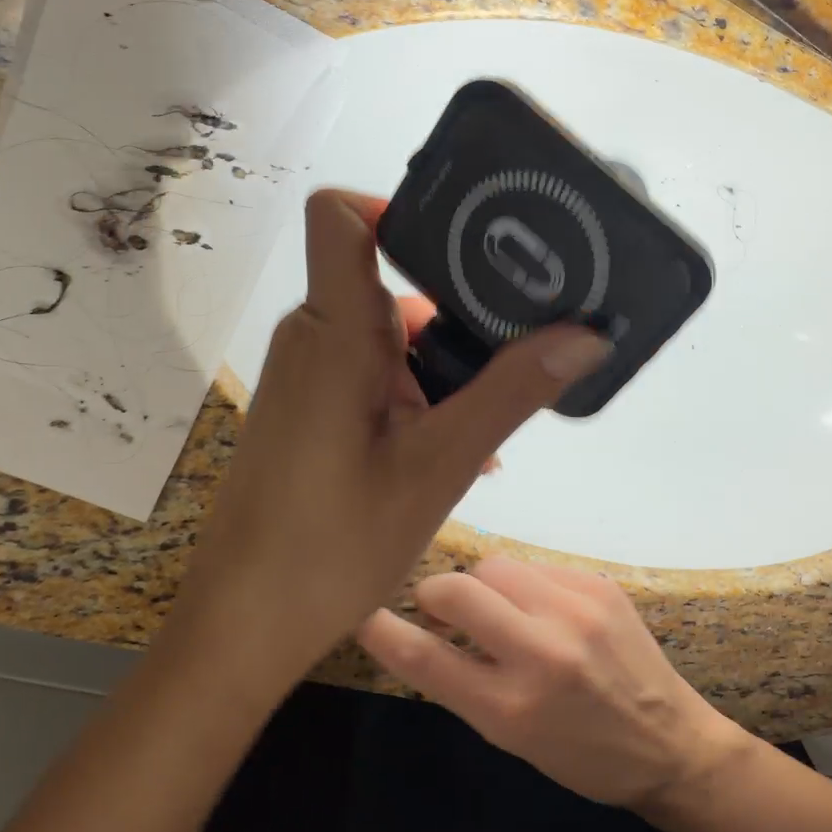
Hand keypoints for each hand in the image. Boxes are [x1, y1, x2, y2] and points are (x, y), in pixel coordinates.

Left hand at [170, 191, 610, 676]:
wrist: (244, 625)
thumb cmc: (333, 543)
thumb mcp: (439, 466)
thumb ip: (512, 394)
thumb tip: (587, 335)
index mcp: (335, 332)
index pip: (341, 217)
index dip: (398, 205)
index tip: (472, 238)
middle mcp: (315, 338)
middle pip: (390, 282)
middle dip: (460, 309)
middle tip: (526, 339)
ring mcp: (308, 377)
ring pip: (389, 338)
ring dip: (447, 366)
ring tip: (502, 413)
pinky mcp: (309, 411)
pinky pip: (372, 377)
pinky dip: (420, 396)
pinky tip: (465, 447)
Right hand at [357, 556, 752, 807]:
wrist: (669, 742)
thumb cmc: (580, 753)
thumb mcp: (511, 737)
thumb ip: (464, 680)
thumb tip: (423, 626)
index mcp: (511, 708)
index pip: (424, 659)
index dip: (382, 630)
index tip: (361, 610)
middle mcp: (542, 652)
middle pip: (457, 590)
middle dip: (435, 592)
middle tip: (440, 607)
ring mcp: (576, 610)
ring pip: (495, 564)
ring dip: (482, 584)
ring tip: (498, 609)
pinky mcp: (599, 585)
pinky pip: (537, 566)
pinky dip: (525, 584)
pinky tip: (542, 608)